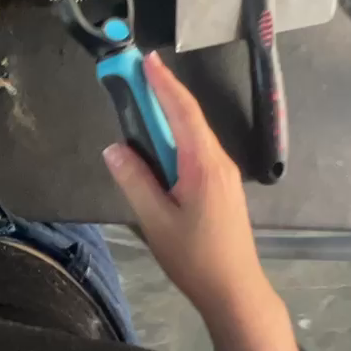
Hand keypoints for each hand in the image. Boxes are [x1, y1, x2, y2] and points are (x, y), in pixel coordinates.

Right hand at [103, 52, 268, 321]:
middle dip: (160, 94)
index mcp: (204, 165)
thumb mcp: (156, 220)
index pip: (182, 112)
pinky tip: (156, 148)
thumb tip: (115, 149)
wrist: (235, 291)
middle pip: (188, 119)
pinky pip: (194, 153)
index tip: (145, 59)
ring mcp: (222, 176)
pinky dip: (173, 140)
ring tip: (137, 107)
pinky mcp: (220, 189)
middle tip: (131, 77)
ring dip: (165, 118)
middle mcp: (218, 162)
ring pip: (191, 136)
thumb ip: (135, 181)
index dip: (163, 83)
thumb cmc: (195, 257)